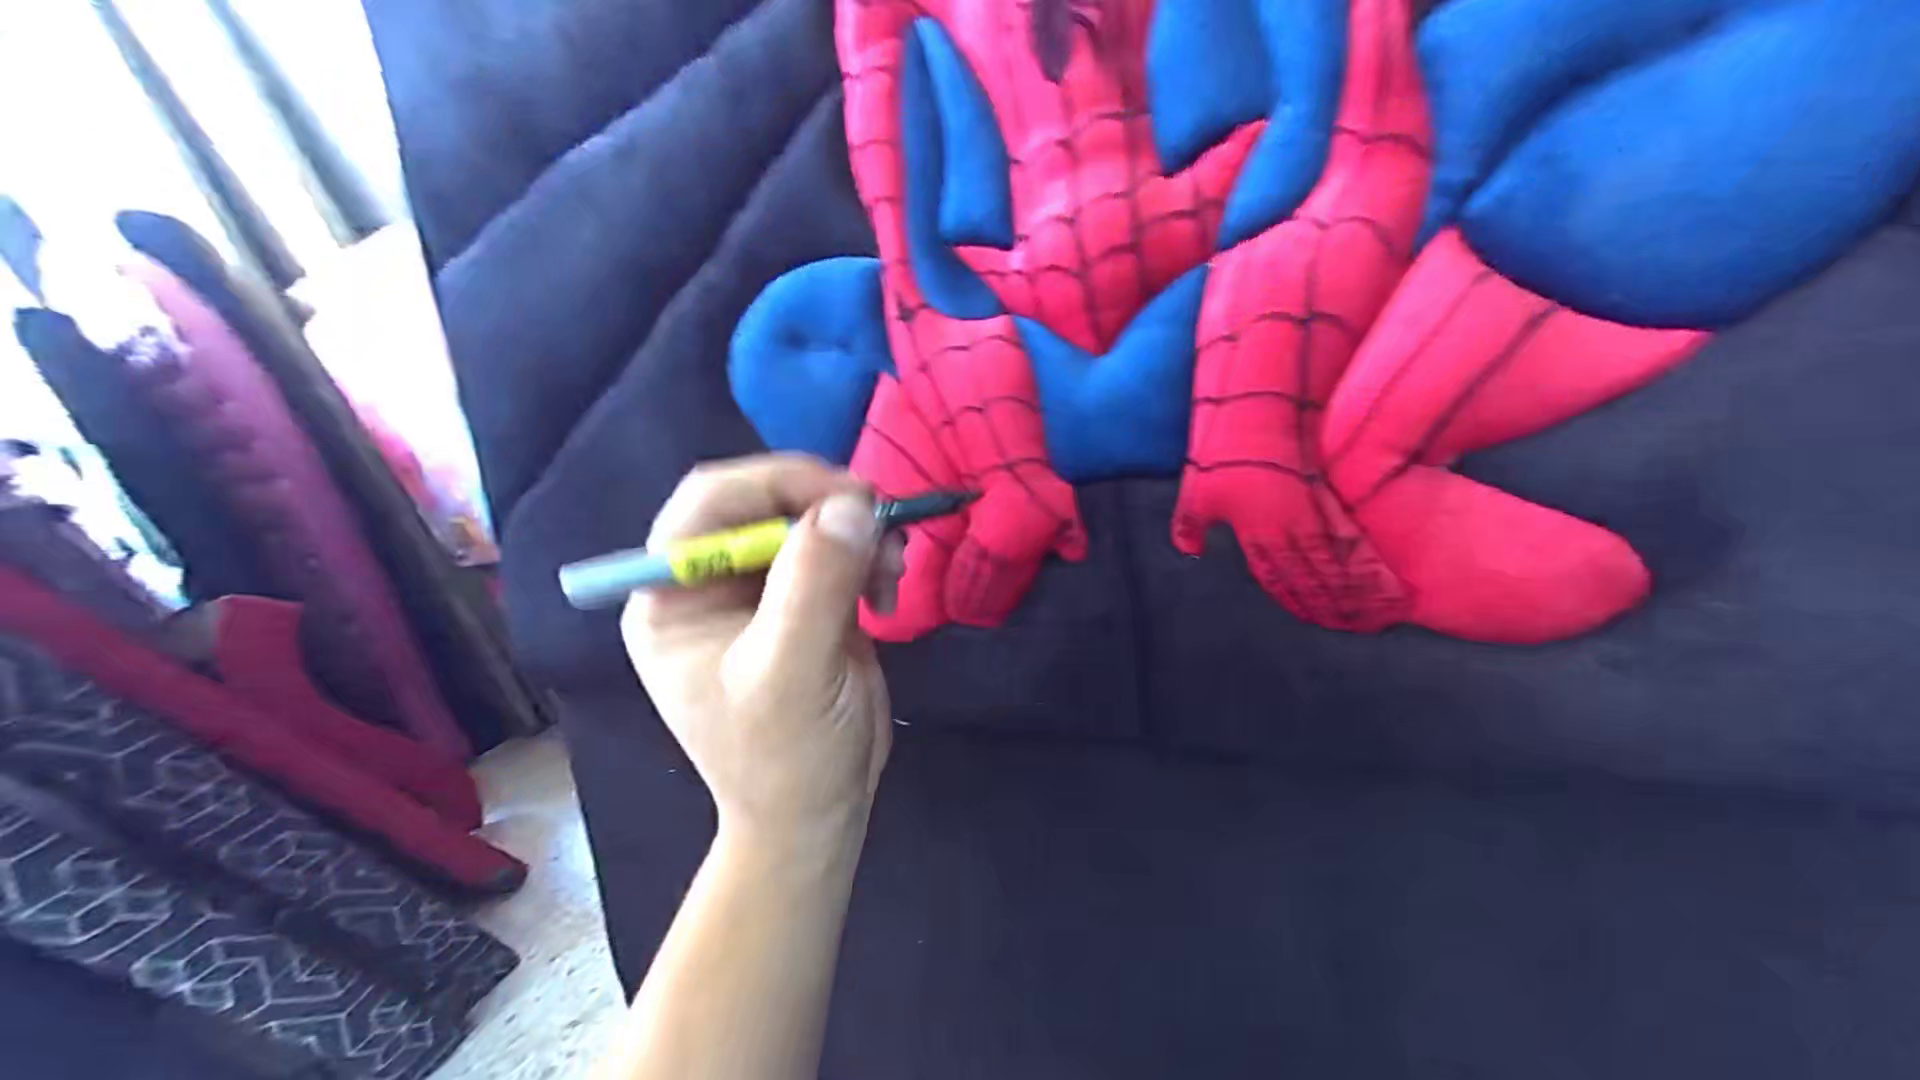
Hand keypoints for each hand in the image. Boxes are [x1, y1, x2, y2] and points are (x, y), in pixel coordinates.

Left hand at [622, 455, 901, 848]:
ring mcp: (762, 590)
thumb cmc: (784, 759)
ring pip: (812, 522)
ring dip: (860, 534)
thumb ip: (815, 584)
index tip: (846, 493)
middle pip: (768, 505)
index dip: (775, 483)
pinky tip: (889, 591)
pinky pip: (841, 549)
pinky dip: (872, 556)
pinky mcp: (808, 599)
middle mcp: (711, 583)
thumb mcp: (792, 673)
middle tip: (884, 526)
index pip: (710, 503)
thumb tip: (852, 504)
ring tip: (893, 571)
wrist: (820, 813)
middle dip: (830, 510)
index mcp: (674, 595)